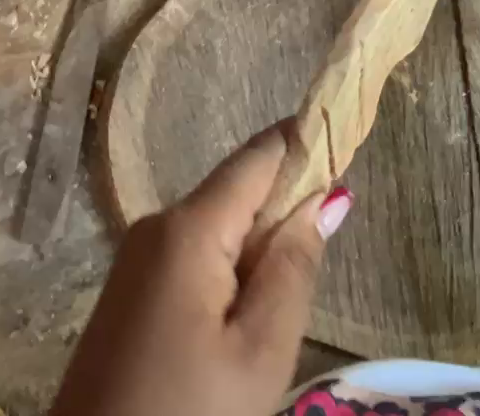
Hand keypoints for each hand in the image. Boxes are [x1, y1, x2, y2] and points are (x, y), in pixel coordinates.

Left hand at [51, 125, 351, 415]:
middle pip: (237, 188)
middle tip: (335, 228)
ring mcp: (138, 254)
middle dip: (287, 197)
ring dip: (262, 236)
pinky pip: (195, 251)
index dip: (304, 140)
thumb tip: (326, 196)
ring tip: (296, 280)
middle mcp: (157, 224)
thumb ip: (294, 267)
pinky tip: (250, 303)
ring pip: (218, 223)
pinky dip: (233, 262)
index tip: (347, 127)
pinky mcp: (132, 285)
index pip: (258, 157)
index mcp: (188, 228)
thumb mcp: (259, 352)